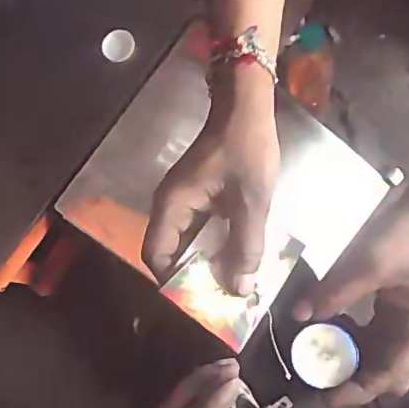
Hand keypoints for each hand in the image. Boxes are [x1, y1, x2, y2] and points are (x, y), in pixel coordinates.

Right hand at [143, 77, 279, 295]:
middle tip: (220, 301)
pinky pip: (201, 233)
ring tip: (230, 287)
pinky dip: (216, 249)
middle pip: (172, 255)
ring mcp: (185, 203)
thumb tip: (240, 289)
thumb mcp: (251, 200)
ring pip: (188, 246)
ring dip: (207, 265)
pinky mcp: (200, 199)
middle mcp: (171, 207)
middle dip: (195, 279)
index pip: (156, 255)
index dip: (174, 282)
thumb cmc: (246, 148)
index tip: (199, 301)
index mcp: (173, 206)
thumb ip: (246, 245)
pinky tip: (237, 261)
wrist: (246, 105)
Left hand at [292, 192, 408, 405]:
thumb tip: (298, 315)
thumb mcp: (369, 263)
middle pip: (389, 375)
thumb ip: (335, 292)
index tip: (325, 396)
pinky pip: (378, 337)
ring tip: (320, 357)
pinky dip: (357, 340)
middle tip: (319, 378)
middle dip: (356, 380)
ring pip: (382, 358)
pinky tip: (334, 331)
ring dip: (355, 360)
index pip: (390, 376)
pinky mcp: (404, 311)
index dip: (358, 391)